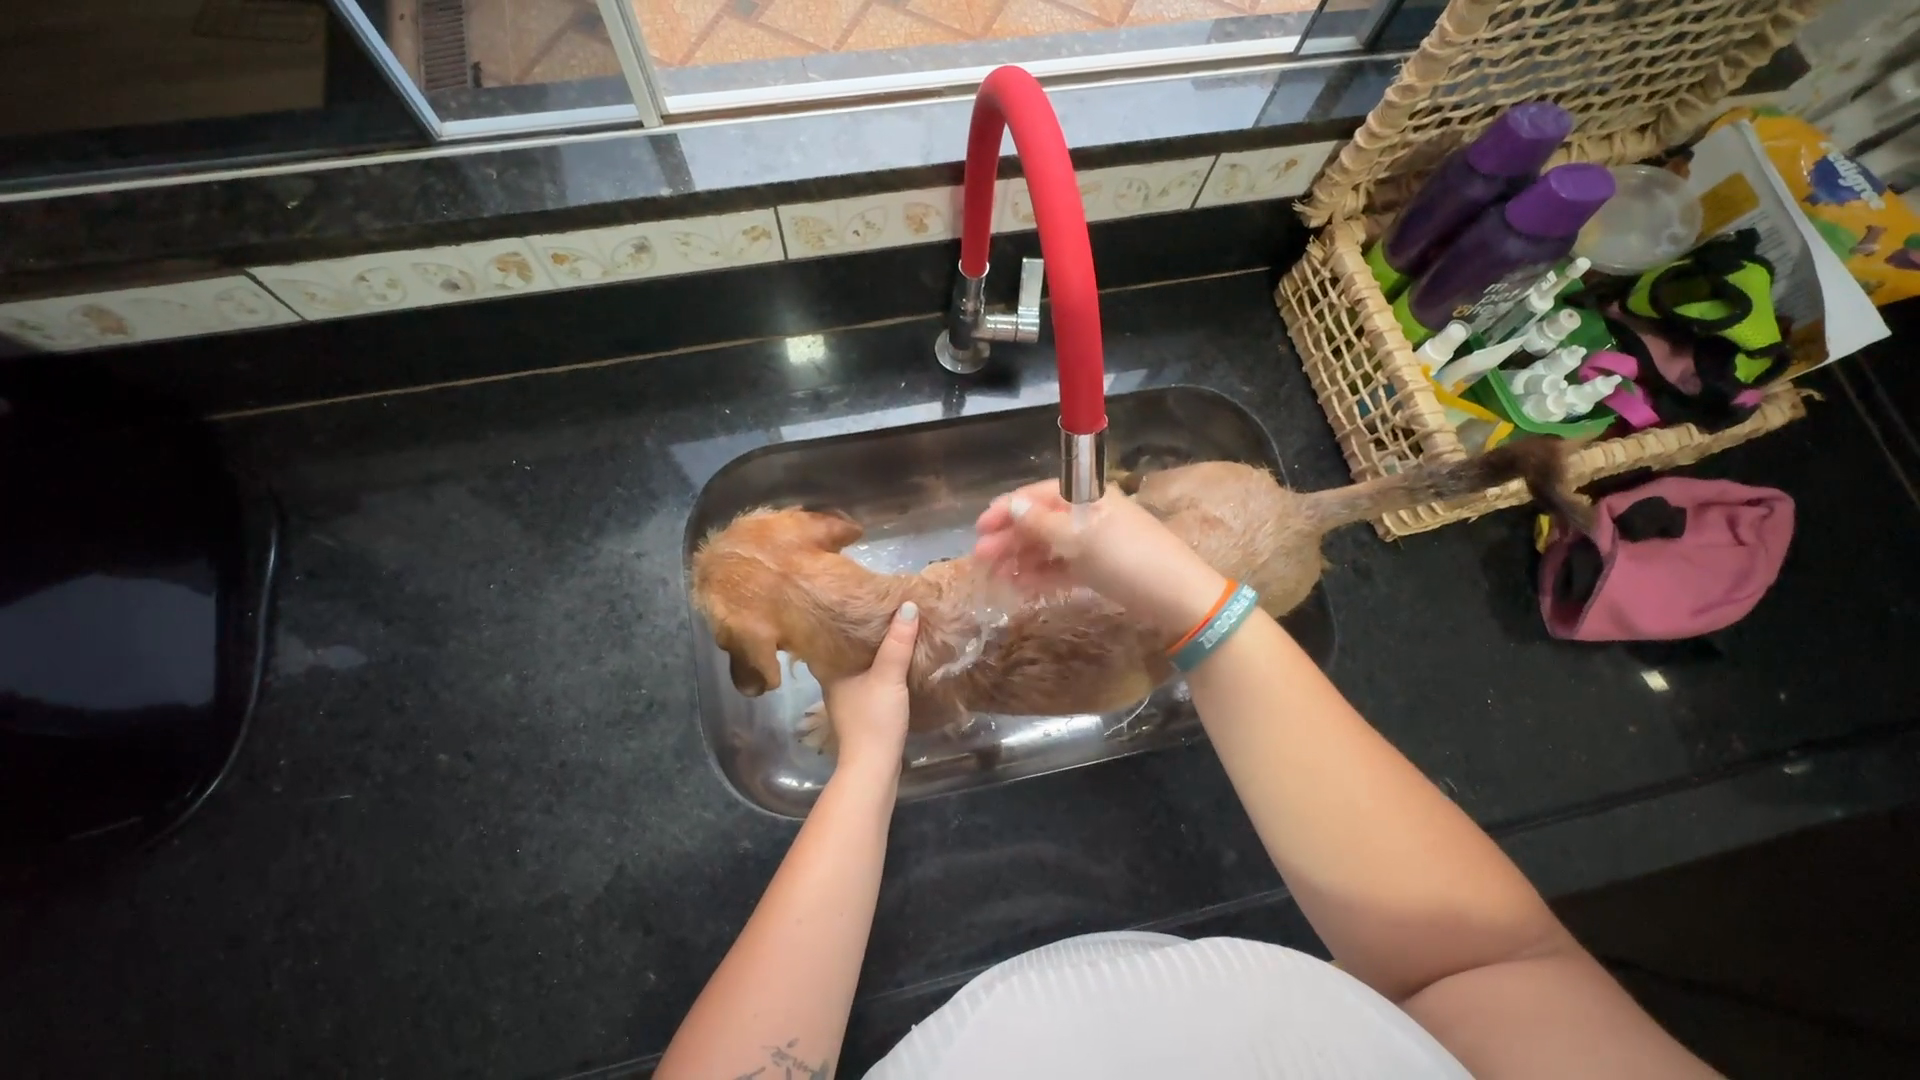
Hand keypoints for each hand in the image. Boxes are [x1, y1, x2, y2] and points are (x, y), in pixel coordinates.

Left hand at [819, 602, 919, 779]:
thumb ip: (897, 643)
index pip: (828, 637)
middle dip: (861, 633)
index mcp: (830, 672)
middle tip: (880, 608)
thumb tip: (908, 605)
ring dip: (873, 653)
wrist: (874, 768)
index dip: (839, 619)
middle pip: (846, 651)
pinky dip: (881, 670)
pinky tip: (896, 662)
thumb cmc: (873, 719)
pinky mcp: (863, 713)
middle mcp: (833, 684)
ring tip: (892, 629)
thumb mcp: (888, 676)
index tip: (854, 599)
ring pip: (859, 667)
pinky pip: (870, 681)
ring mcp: (848, 700)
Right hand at [973, 483, 1227, 639]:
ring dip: (1020, 559)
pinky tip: (1020, 588)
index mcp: (1086, 496)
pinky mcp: (1098, 569)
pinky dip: (1040, 576)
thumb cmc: (1129, 560)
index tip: (979, 529)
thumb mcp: (1081, 539)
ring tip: (996, 578)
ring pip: (1047, 547)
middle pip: (1039, 521)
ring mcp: (1093, 543)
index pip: (1038, 495)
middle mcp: (1088, 515)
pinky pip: (1061, 568)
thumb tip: (1012, 506)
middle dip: (1008, 538)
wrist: (1179, 599)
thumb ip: (1042, 524)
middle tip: (980, 559)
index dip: (1007, 509)